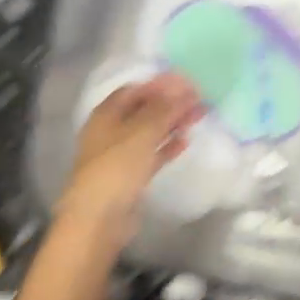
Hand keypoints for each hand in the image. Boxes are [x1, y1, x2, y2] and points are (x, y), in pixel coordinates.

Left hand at [61, 73, 201, 233]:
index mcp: (107, 114)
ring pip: (150, 132)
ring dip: (172, 123)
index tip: (187, 82)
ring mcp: (120, 154)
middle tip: (200, 98)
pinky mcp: (130, 175)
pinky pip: (152, 154)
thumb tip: (182, 88)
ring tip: (199, 116)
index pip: (135, 90)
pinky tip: (186, 141)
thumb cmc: (117, 167)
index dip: (160, 84)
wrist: (99, 217)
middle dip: (170, 103)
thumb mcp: (142, 132)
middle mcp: (111, 130)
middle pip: (144, 110)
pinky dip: (167, 146)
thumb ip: (163, 109)